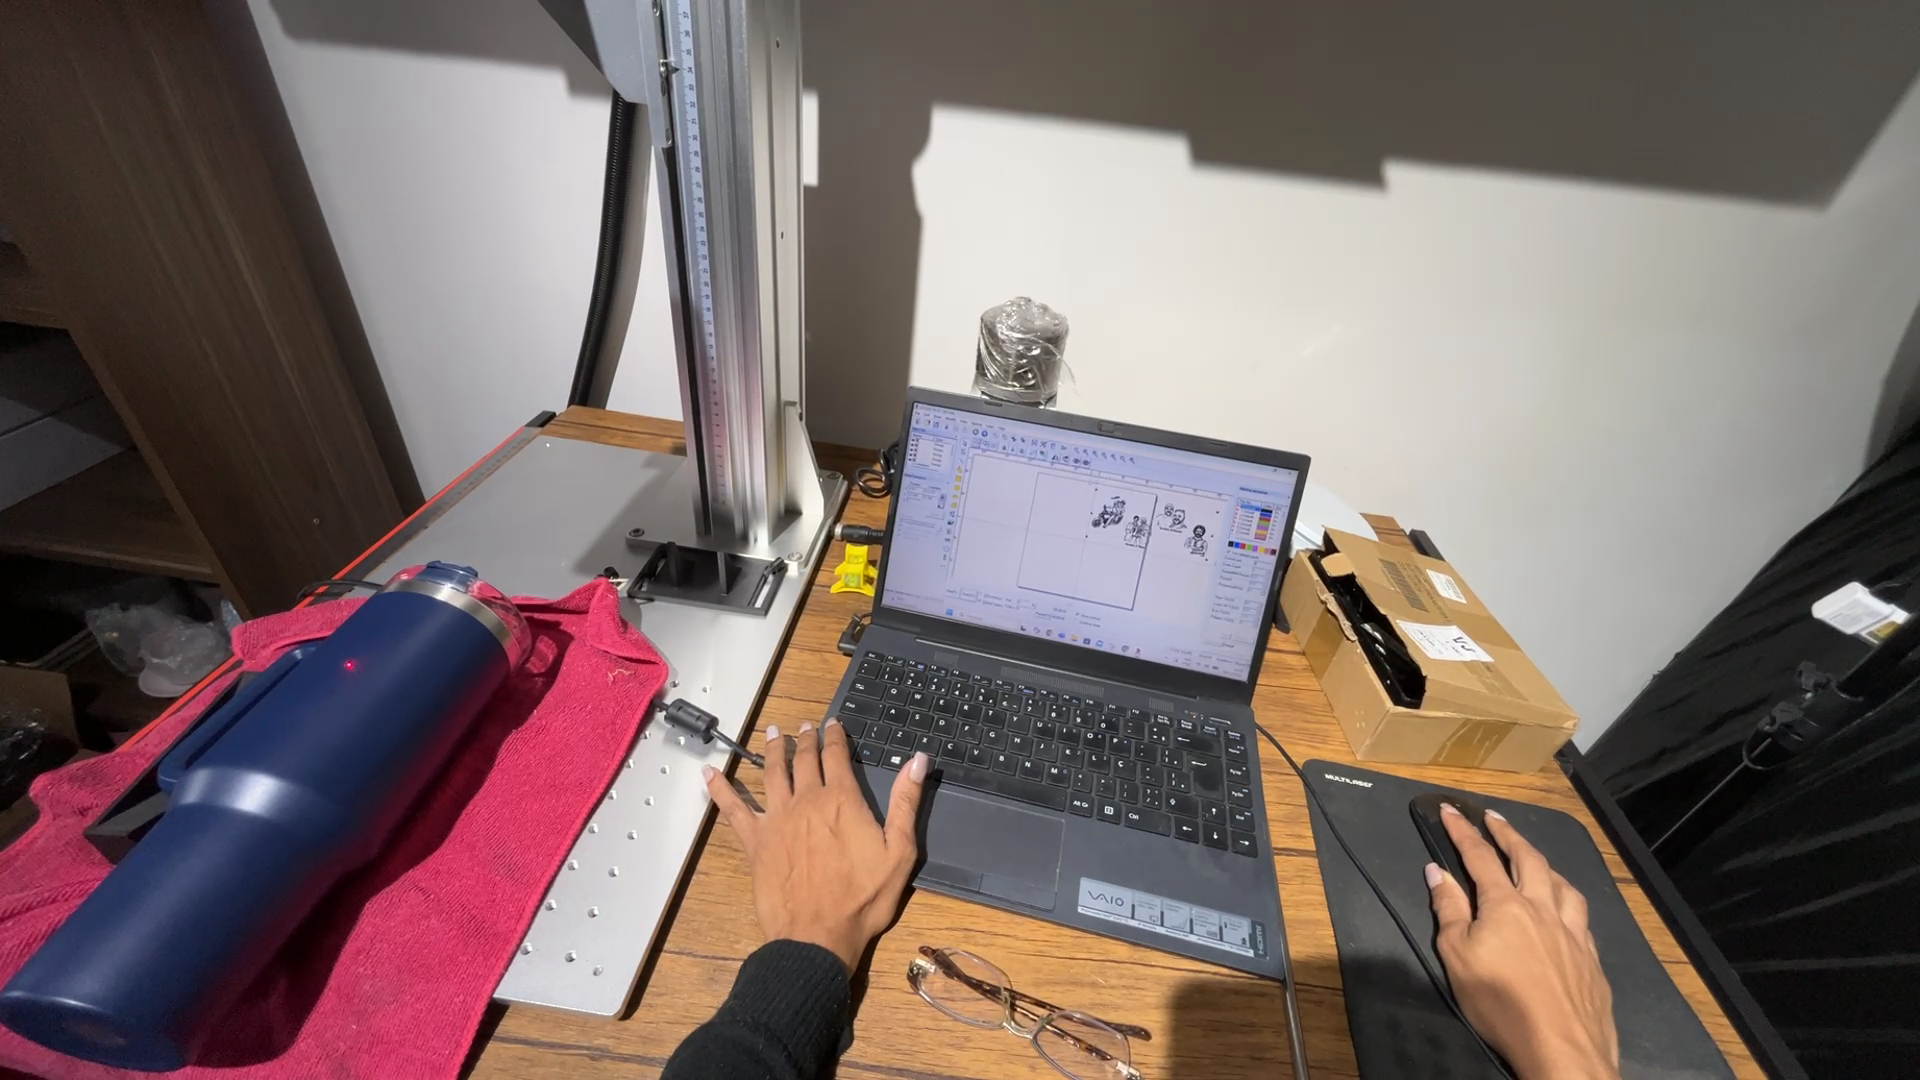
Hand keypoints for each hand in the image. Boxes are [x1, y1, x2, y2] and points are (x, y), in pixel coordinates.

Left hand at [704, 719, 927, 971]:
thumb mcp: (899, 851)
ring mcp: (777, 819)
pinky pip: (733, 809)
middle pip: (803, 759)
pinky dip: (720, 789)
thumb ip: (907, 802)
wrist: (816, 938)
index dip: (835, 735)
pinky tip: (709, 773)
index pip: (837, 755)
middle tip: (804, 726)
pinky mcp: (755, 841)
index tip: (833, 723)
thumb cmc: (863, 899)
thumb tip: (917, 759)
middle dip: (805, 738)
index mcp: (842, 799)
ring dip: (772, 750)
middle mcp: (807, 800)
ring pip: (771, 773)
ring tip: (772, 733)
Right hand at [1427, 804, 1620, 1079]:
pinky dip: (1567, 901)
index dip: (1463, 830)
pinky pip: (1582, 918)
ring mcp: (1574, 936)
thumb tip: (1438, 871)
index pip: (1480, 857)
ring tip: (1532, 858)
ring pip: (1564, 886)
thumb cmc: (1500, 1002)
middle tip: (1493, 818)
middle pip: (1529, 860)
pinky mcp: (1593, 962)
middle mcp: (1543, 911)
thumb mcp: (1456, 955)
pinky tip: (1562, 909)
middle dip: (1508, 834)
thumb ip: (1448, 909)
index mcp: (1506, 906)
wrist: (1563, 1055)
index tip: (1449, 809)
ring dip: (1544, 864)